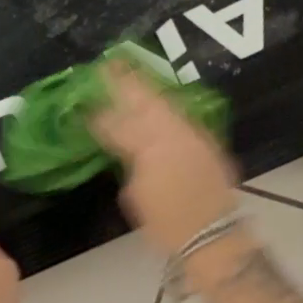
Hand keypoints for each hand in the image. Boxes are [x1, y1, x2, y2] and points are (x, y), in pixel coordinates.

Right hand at [90, 61, 240, 256]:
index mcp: (152, 144)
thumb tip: (122, 142)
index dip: (104, 105)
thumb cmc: (166, 221)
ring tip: (134, 79)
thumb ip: (128, 159)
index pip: (121, 119)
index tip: (89, 90)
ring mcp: (195, 137)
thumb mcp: (135, 192)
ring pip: (167, 106)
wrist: (213, 236)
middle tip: (112, 65)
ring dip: (148, 92)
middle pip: (148, 101)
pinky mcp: (208, 146)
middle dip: (128, 83)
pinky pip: (181, 118)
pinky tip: (159, 109)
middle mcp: (175, 133)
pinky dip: (165, 109)